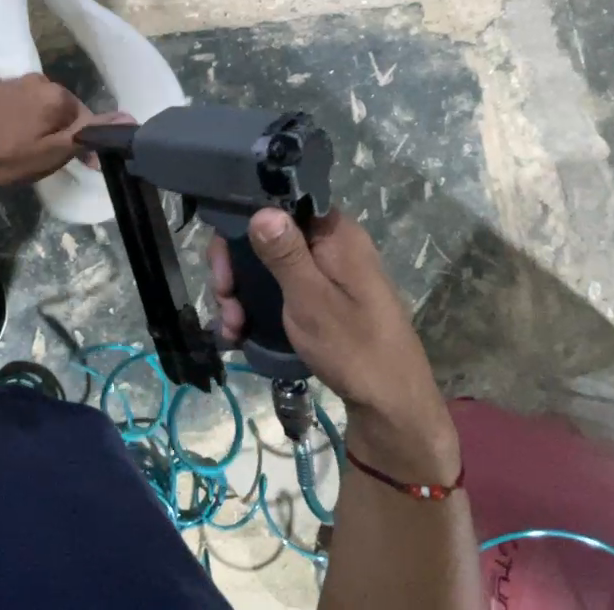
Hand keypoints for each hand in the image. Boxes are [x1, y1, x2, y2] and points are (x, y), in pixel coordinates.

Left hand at [0, 74, 127, 189]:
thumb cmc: (3, 157)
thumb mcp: (51, 152)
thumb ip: (89, 134)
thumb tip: (130, 116)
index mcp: (54, 92)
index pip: (86, 118)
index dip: (86, 143)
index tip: (82, 166)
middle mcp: (36, 80)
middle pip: (63, 110)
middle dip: (64, 135)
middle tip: (53, 163)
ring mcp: (11, 84)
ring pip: (41, 109)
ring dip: (44, 130)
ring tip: (31, 156)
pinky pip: (21, 108)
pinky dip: (24, 124)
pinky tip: (12, 143)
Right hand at [209, 209, 458, 481]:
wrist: (390, 407)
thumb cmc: (354, 349)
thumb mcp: (311, 300)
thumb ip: (285, 254)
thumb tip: (262, 209)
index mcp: (335, 235)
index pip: (278, 207)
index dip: (242, 227)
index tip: (222, 262)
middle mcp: (330, 245)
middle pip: (265, 237)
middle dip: (235, 269)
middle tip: (223, 298)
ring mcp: (324, 272)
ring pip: (265, 265)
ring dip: (240, 292)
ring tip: (232, 325)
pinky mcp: (319, 296)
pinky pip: (277, 288)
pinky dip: (255, 305)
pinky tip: (240, 330)